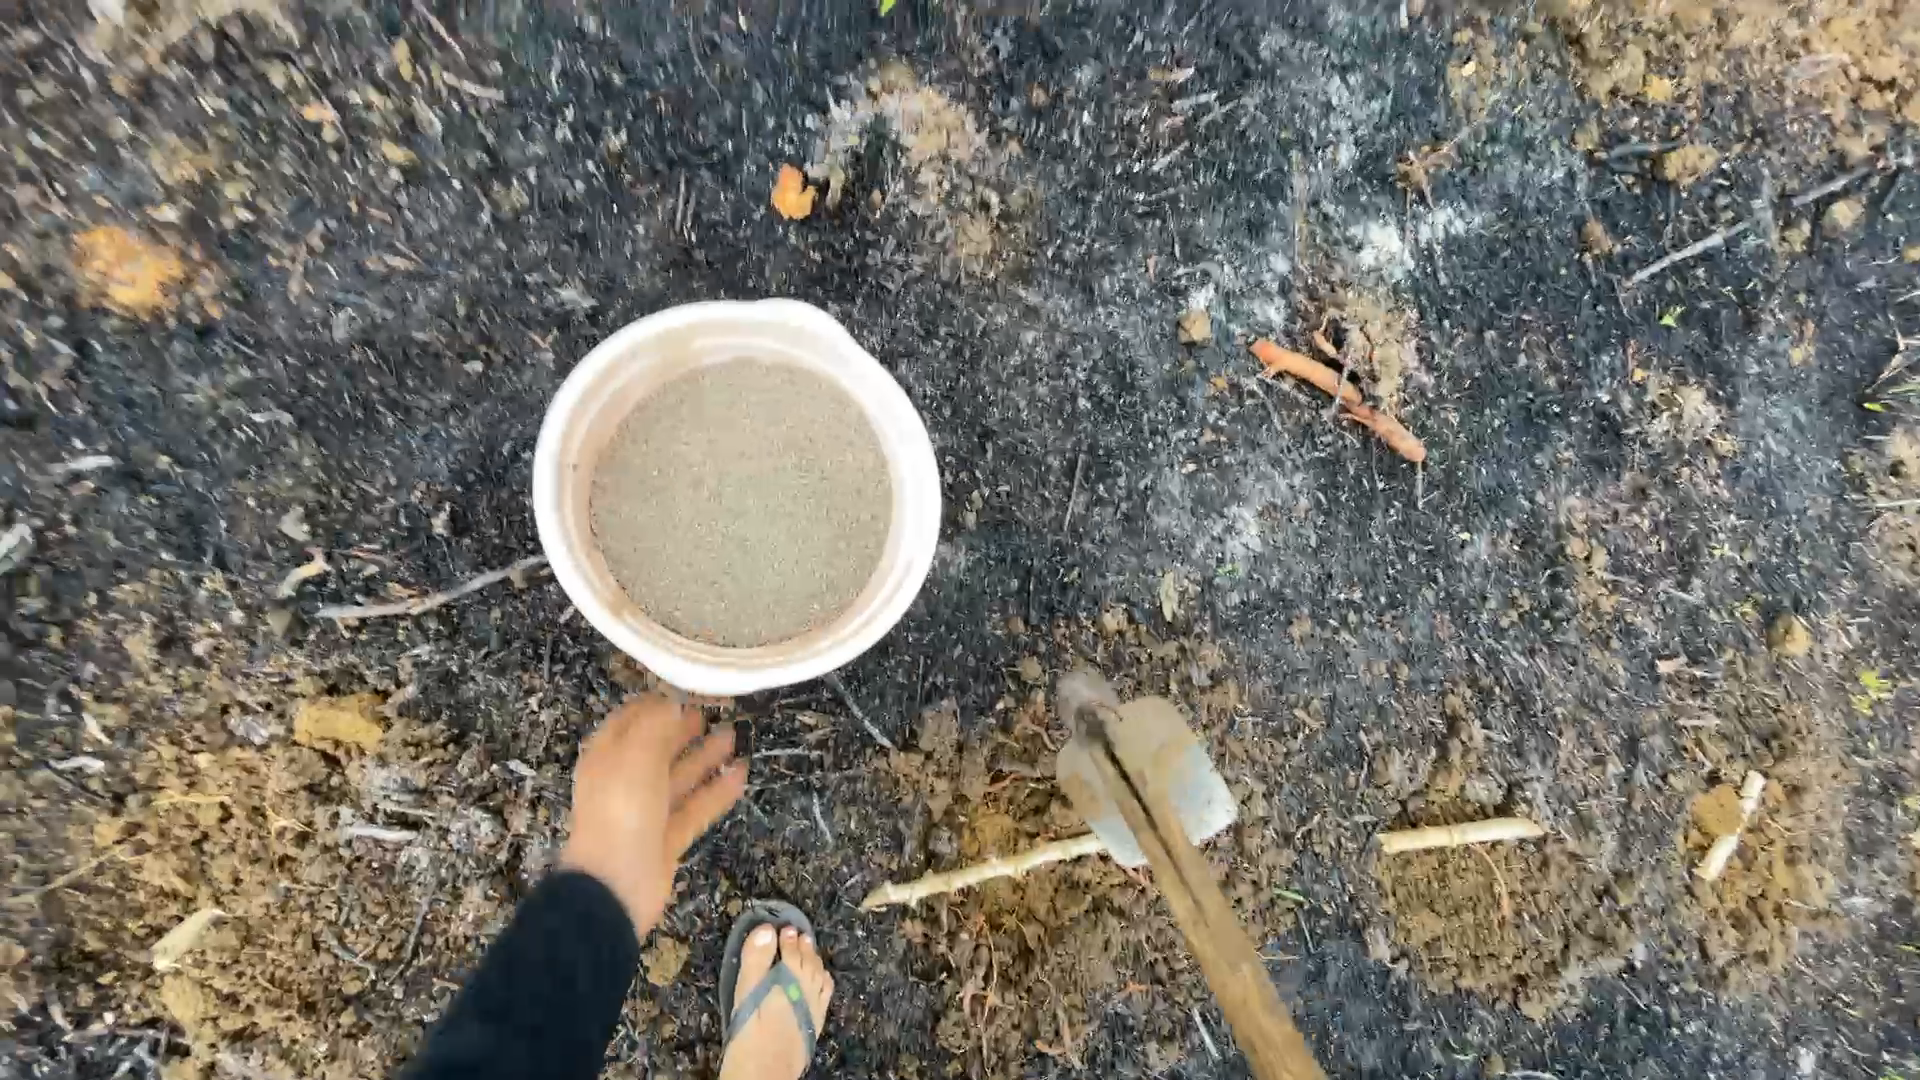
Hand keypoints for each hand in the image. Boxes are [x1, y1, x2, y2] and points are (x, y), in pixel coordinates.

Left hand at [559, 696, 747, 937]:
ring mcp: (646, 813)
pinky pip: (696, 807)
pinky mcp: (667, 838)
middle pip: (656, 748)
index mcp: (607, 759)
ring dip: (705, 756)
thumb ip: (655, 724)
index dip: (655, 704)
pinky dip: (717, 790)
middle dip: (682, 728)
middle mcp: (624, 783)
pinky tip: (742, 774)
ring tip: (734, 735)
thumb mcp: (635, 756)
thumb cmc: (621, 811)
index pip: (629, 721)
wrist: (615, 887)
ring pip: (679, 777)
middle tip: (713, 710)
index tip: (685, 688)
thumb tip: (673, 701)